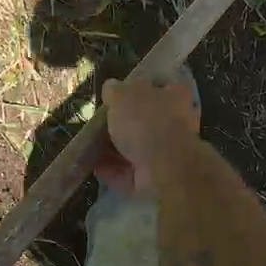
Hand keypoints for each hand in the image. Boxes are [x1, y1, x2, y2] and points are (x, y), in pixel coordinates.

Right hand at [97, 77, 199, 193]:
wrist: (163, 166)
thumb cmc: (144, 121)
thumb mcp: (121, 95)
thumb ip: (114, 90)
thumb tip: (111, 88)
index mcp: (174, 96)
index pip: (159, 88)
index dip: (137, 91)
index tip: (116, 99)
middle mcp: (176, 123)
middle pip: (145, 121)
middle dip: (121, 125)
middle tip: (99, 125)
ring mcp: (167, 153)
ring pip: (136, 149)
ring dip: (113, 149)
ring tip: (90, 146)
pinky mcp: (156, 178)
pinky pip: (130, 171)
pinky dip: (112, 169)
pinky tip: (94, 166)